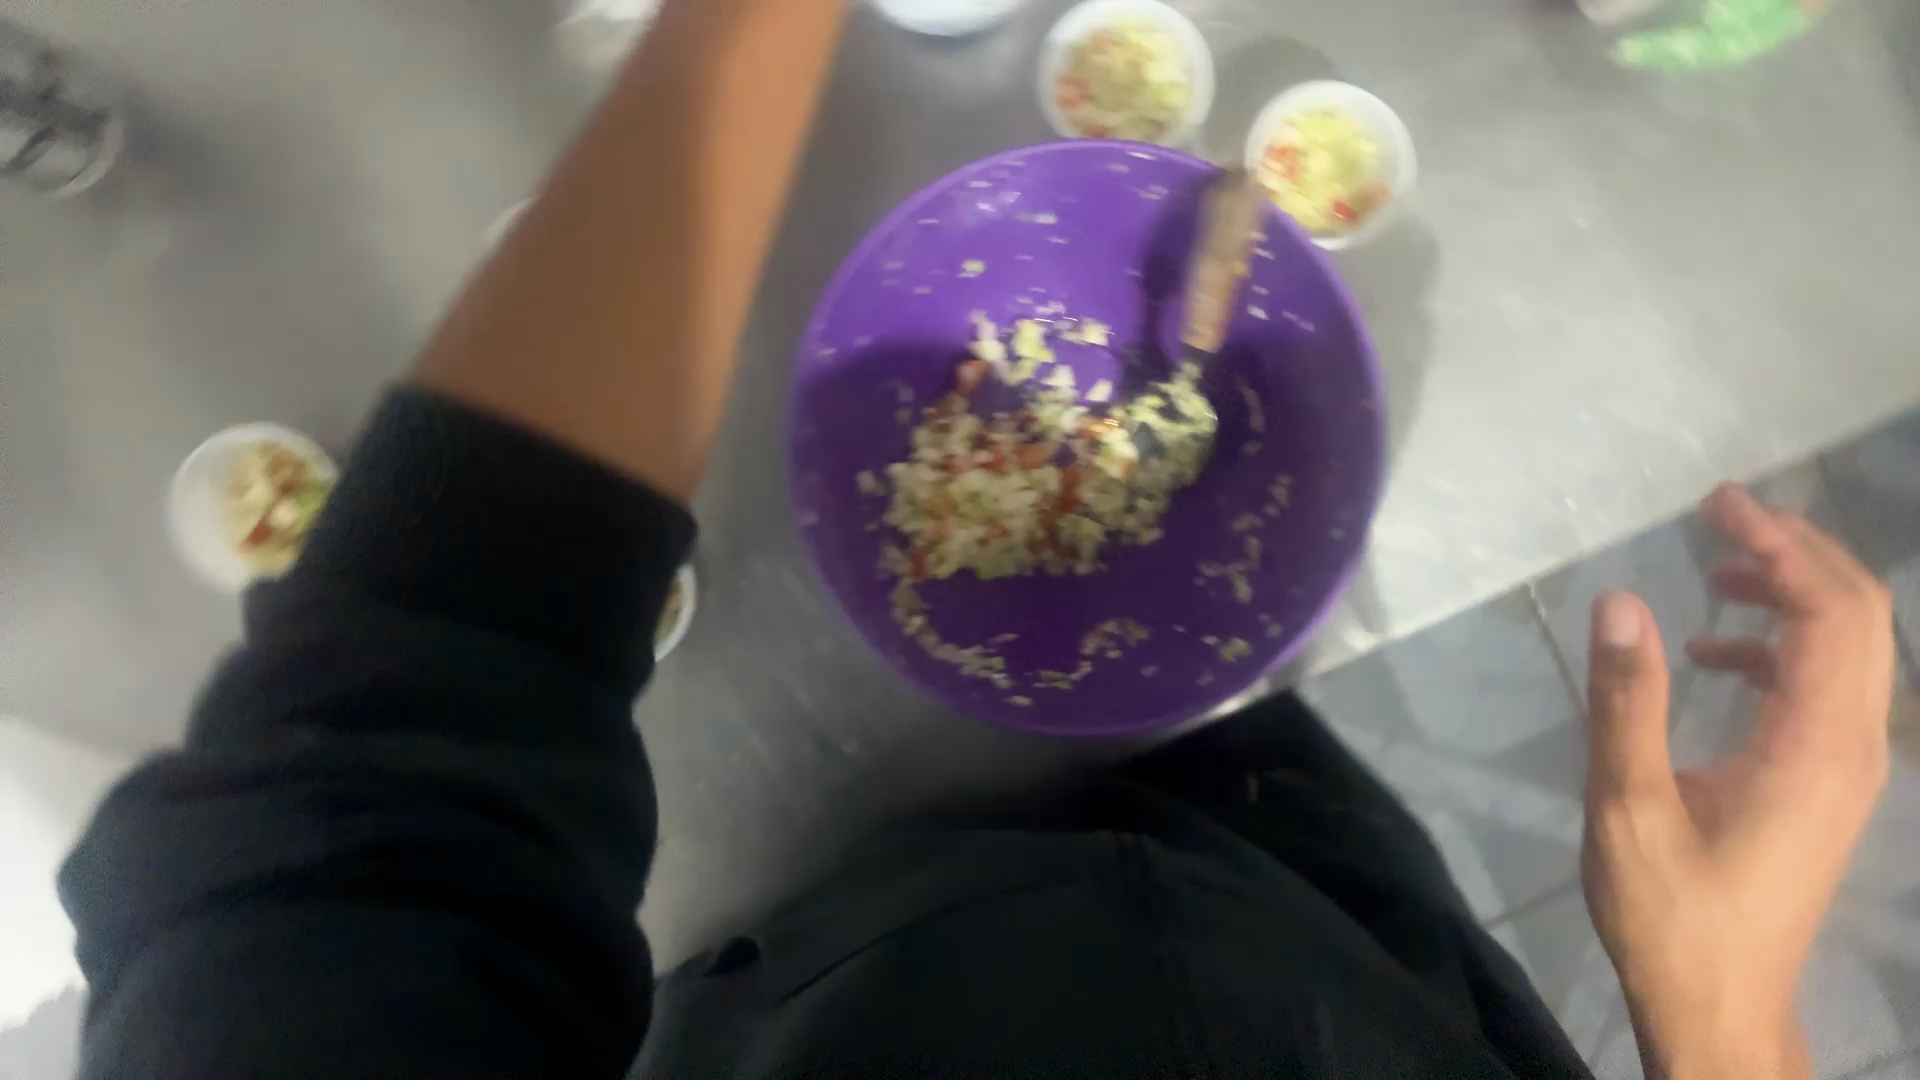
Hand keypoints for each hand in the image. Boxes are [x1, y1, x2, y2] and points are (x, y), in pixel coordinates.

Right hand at [1580, 484, 1894, 1079]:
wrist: (1715, 994)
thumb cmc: (1667, 901)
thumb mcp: (1628, 799)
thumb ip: (1627, 700)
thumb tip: (1621, 603)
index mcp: (1815, 746)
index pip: (1834, 619)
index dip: (1785, 551)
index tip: (1720, 507)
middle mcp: (1851, 747)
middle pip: (1860, 624)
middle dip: (1799, 556)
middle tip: (1722, 513)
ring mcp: (1841, 765)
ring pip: (1847, 653)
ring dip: (1791, 596)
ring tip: (1717, 566)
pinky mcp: (1816, 779)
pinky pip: (1818, 689)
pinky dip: (1773, 647)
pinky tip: (1710, 652)